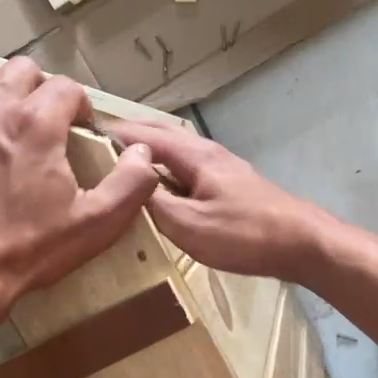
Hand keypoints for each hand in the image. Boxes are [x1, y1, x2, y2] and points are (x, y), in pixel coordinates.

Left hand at [0, 36, 158, 310]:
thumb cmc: (31, 250)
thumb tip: (144, 152)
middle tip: (50, 121)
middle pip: (23, 70)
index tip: (82, 133)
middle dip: (43, 89)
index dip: (81, 107)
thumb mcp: (97, 224)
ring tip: (6, 95)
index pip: (67, 88)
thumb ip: (131, 184)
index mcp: (38, 125)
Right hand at [106, 119, 331, 280]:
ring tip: (118, 168)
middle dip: (126, 137)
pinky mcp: (231, 185)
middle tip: (91, 148)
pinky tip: (159, 190)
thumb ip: (154, 203)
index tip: (75, 138)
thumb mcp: (189, 225)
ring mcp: (222, 167)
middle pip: (159, 135)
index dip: (109, 134)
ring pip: (174, 151)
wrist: (302, 243)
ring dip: (146, 153)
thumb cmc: (246, 234)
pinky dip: (165, 170)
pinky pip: (187, 168)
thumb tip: (126, 183)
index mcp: (193, 154)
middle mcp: (206, 152)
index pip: (141, 134)